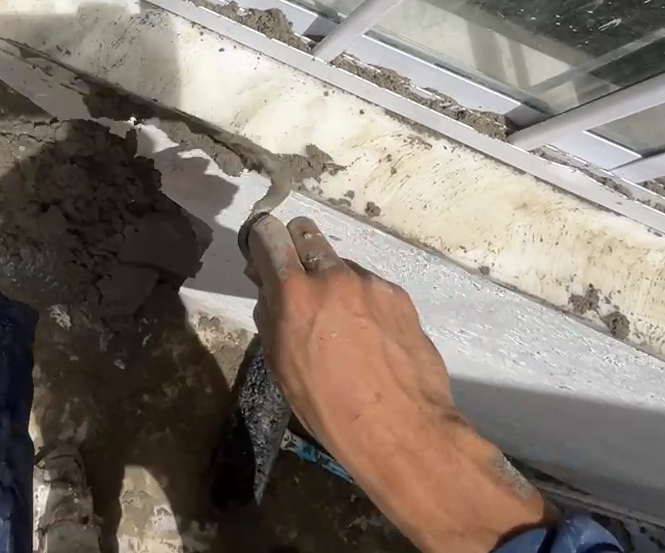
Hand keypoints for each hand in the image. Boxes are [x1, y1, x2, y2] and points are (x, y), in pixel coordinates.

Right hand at [247, 216, 548, 552]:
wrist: (404, 432)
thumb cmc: (329, 406)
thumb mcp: (281, 363)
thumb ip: (270, 312)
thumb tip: (267, 283)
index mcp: (295, 293)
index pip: (267, 234)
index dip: (260, 241)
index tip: (261, 256)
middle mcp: (332, 275)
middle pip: (304, 231)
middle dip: (296, 248)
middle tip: (300, 282)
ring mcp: (369, 282)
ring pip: (339, 263)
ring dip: (332, 281)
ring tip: (343, 324)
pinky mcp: (398, 294)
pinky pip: (368, 285)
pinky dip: (362, 301)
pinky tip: (371, 336)